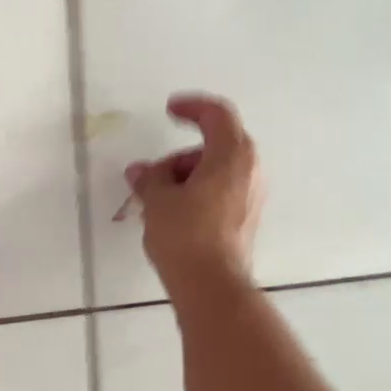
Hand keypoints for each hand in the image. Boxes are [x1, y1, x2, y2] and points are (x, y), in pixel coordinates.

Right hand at [121, 93, 263, 301]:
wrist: (210, 283)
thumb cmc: (185, 235)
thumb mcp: (157, 201)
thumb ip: (149, 179)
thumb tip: (139, 170)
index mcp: (232, 154)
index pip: (216, 115)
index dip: (191, 107)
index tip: (170, 109)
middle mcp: (249, 168)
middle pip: (213, 146)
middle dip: (178, 158)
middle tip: (149, 177)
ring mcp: (250, 194)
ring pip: (214, 172)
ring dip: (184, 178)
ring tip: (154, 202)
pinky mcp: (244, 217)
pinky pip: (218, 193)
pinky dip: (195, 194)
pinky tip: (171, 216)